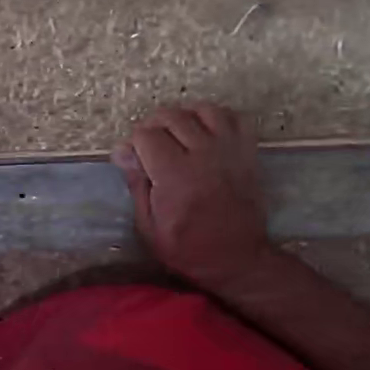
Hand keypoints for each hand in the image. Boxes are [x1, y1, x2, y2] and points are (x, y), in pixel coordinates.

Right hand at [111, 104, 276, 286]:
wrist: (238, 259)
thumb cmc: (189, 250)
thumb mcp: (149, 228)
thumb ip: (136, 185)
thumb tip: (122, 152)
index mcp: (175, 175)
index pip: (145, 134)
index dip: (134, 144)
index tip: (135, 160)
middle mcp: (202, 154)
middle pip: (171, 115)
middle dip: (154, 126)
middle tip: (151, 147)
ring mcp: (229, 149)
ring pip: (203, 109)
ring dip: (185, 117)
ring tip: (178, 135)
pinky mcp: (247, 152)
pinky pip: (234, 117)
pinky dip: (218, 118)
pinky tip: (207, 133)